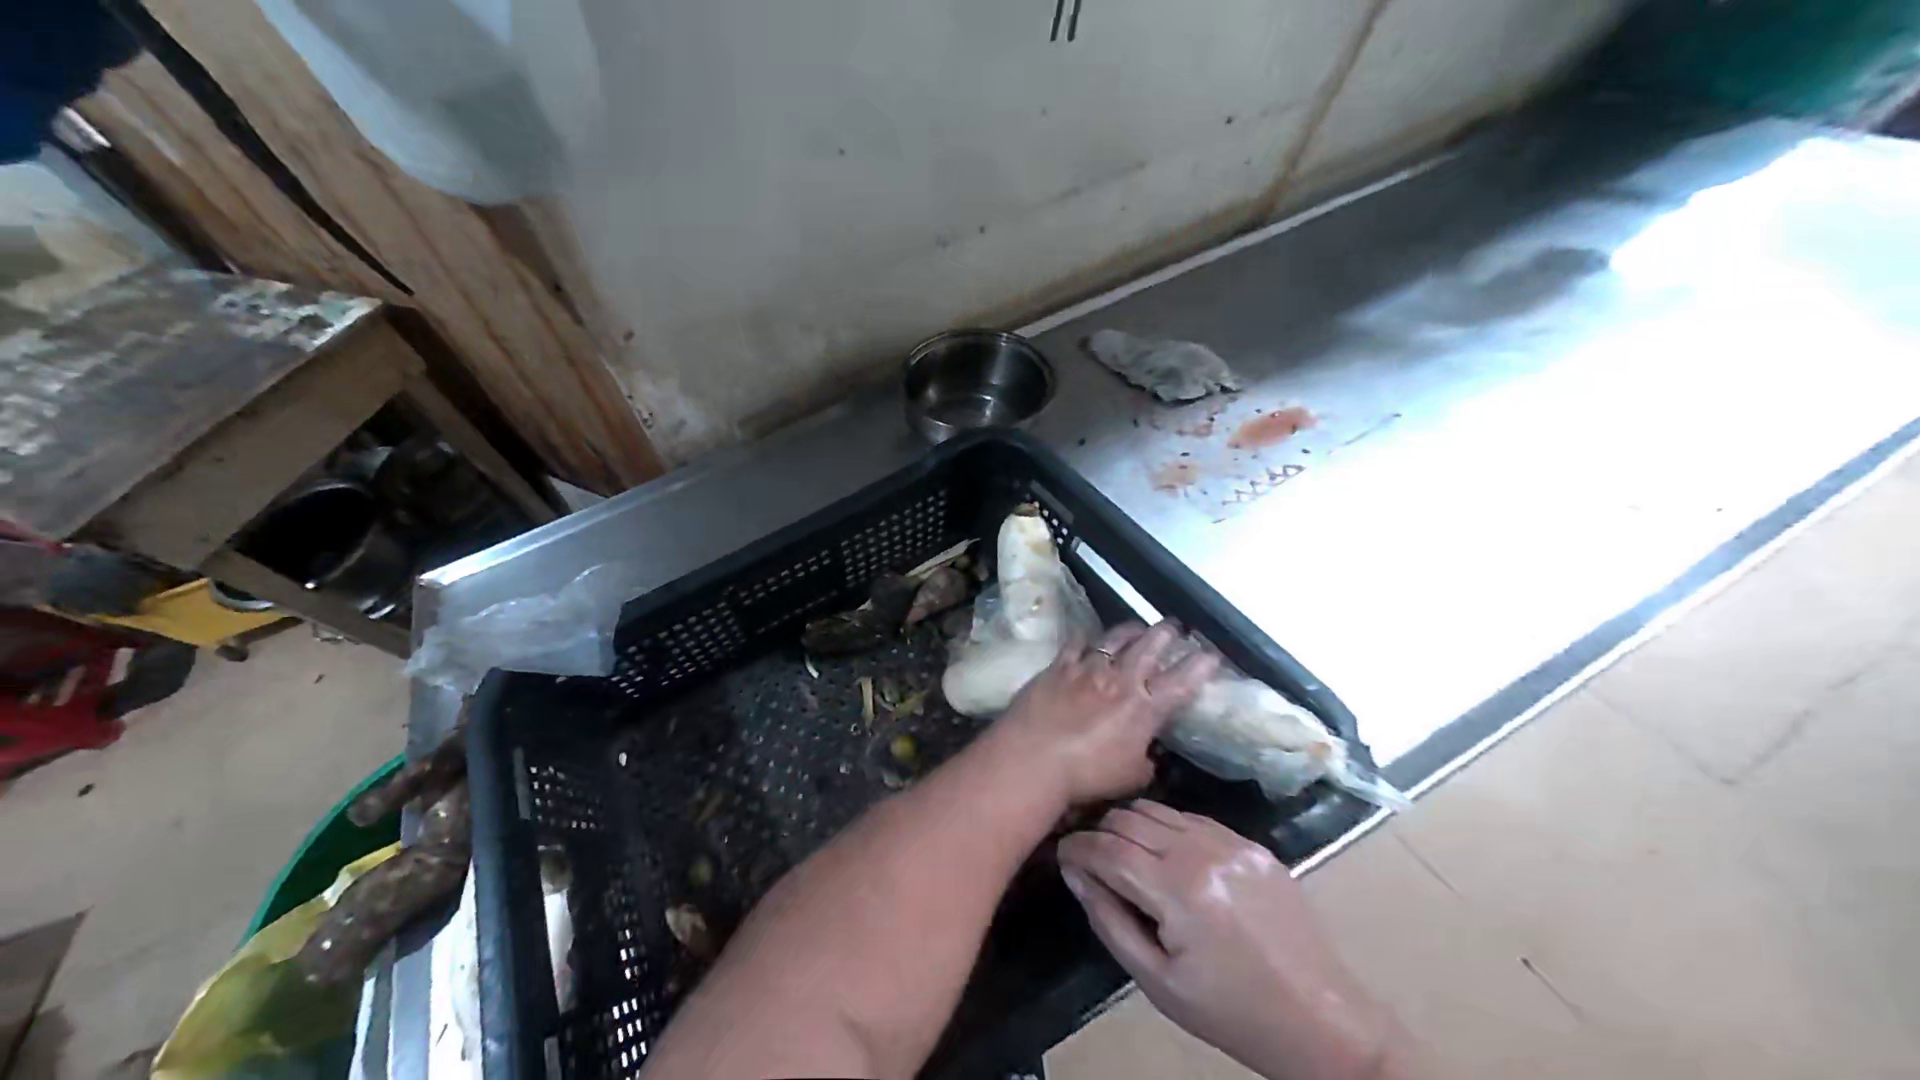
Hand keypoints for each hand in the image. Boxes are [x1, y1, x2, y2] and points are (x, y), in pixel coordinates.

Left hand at [987, 621, 1216, 805]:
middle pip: (1149, 646)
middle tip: (1175, 626)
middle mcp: (1120, 679)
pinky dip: (1086, 637)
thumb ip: (1145, 762)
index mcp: (1145, 707)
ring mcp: (1088, 668)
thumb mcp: (1130, 777)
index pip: (1182, 681)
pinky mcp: (1058, 666)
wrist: (1033, 758)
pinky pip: (1076, 643)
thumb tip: (1150, 755)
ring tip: (1138, 626)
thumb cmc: (1087, 774)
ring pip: (1115, 638)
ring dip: (1130, 629)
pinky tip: (1089, 635)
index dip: (1200, 665)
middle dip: (1166, 633)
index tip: (1211, 654)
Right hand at [1058, 802, 1403, 1079]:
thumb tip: (1075, 873)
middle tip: (1092, 863)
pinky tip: (1168, 860)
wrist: (1321, 1020)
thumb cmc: (1230, 1012)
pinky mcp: (1251, 843)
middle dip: (1100, 835)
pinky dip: (1166, 830)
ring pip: (1157, 809)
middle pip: (1127, 818)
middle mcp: (1202, 851)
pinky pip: (1191, 819)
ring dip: (1131, 827)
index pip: (1107, 848)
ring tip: (1127, 859)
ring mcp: (1231, 842)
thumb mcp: (1156, 981)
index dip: (1076, 848)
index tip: (1060, 855)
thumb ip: (1108, 919)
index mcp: (1179, 890)